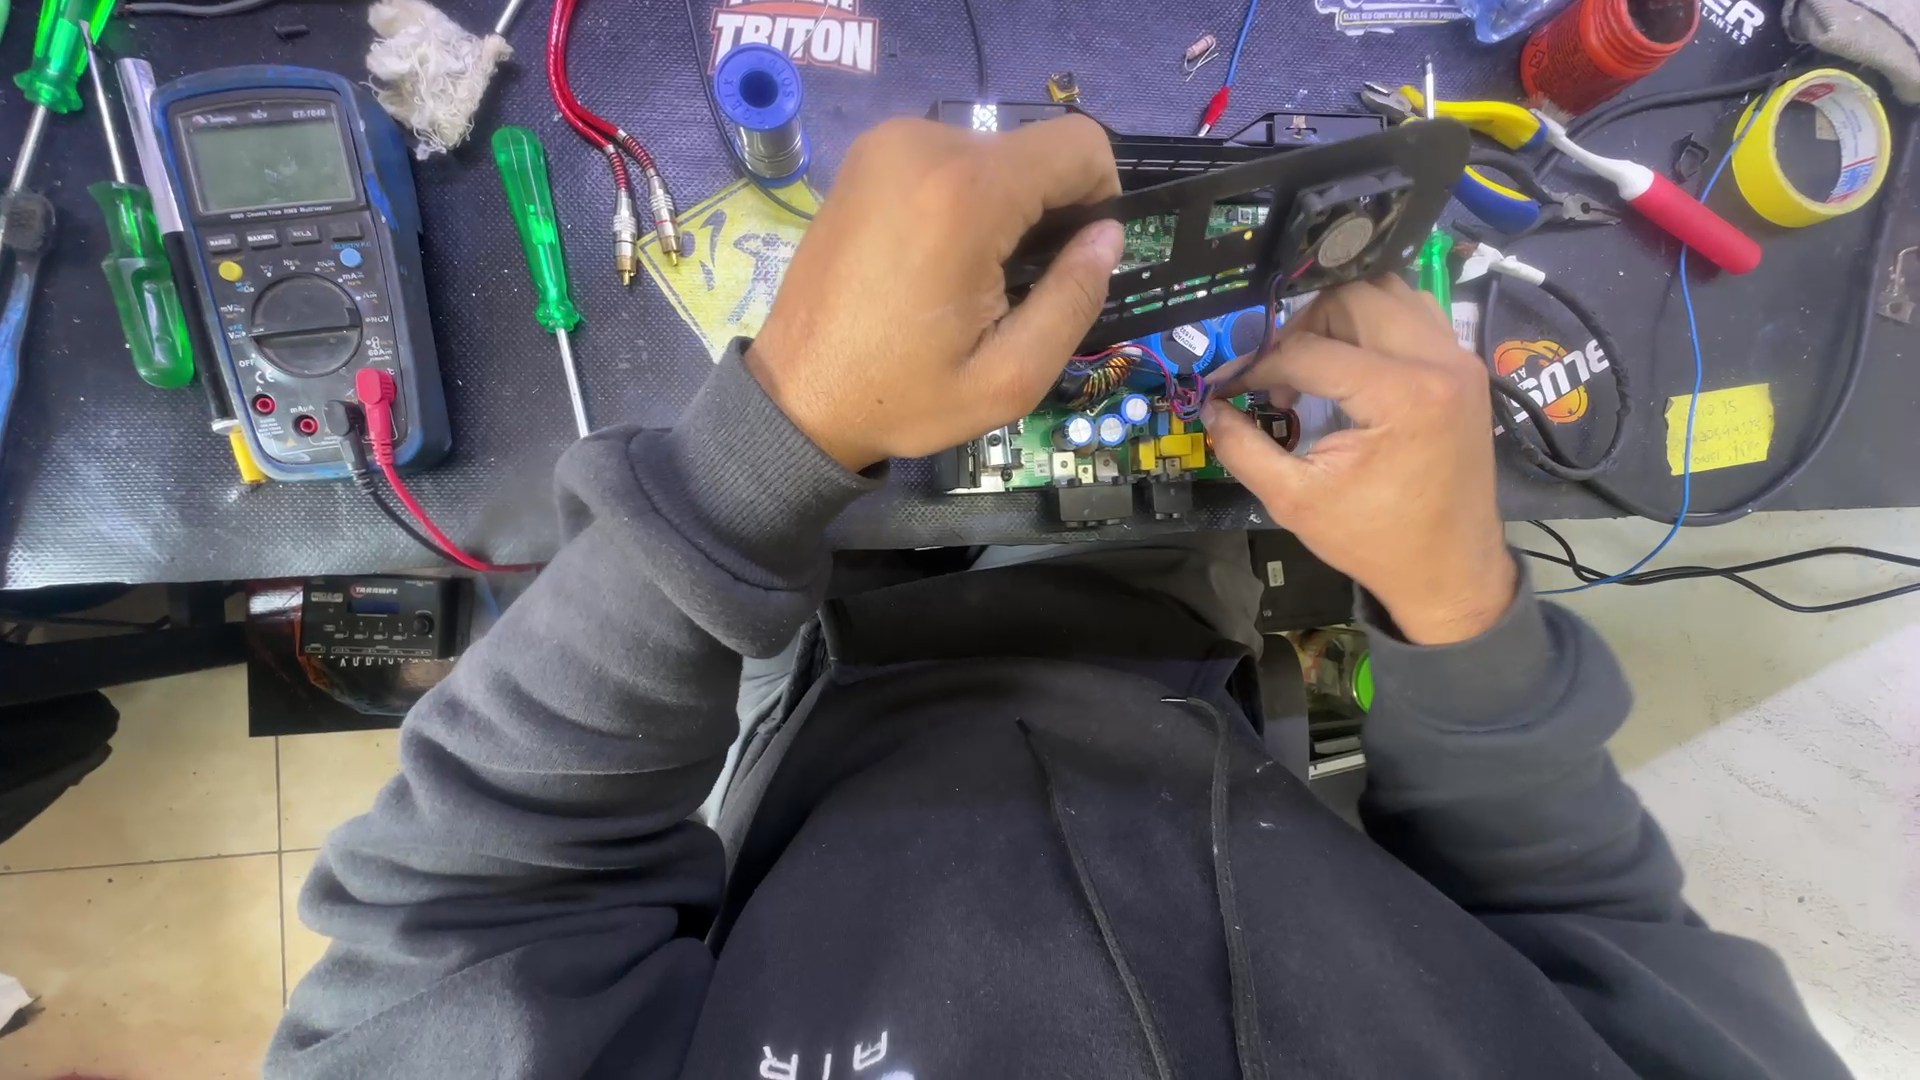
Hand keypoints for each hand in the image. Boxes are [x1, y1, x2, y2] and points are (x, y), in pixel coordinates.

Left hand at [747, 115, 1123, 470]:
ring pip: (991, 157)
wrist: (798, 397)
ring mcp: (885, 146)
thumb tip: (1107, 238)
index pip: (1079, 145)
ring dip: (1002, 213)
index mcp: (965, 193)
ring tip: (970, 285)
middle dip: (1045, 215)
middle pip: (1034, 153)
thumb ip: (1073, 300)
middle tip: (1013, 291)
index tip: (1078, 259)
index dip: (1100, 198)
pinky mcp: (864, 160)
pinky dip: (961, 204)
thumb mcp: (1009, 378)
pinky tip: (936, 264)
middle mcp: (923, 144)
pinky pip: (945, 162)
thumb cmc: (902, 399)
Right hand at [1202, 277, 1516, 644]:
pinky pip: (1414, 314)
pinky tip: (1348, 366)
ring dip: (1337, 319)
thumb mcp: (1293, 500)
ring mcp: (1459, 360)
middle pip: (1350, 299)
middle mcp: (1438, 362)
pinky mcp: (1464, 369)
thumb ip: (1243, 448)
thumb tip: (1211, 409)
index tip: (1227, 390)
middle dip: (1298, 330)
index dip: (1256, 367)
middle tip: (1275, 375)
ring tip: (1310, 366)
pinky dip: (1373, 326)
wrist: (1448, 568)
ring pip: (1386, 294)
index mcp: (1400, 395)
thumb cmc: (1372, 539)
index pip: (1307, 351)